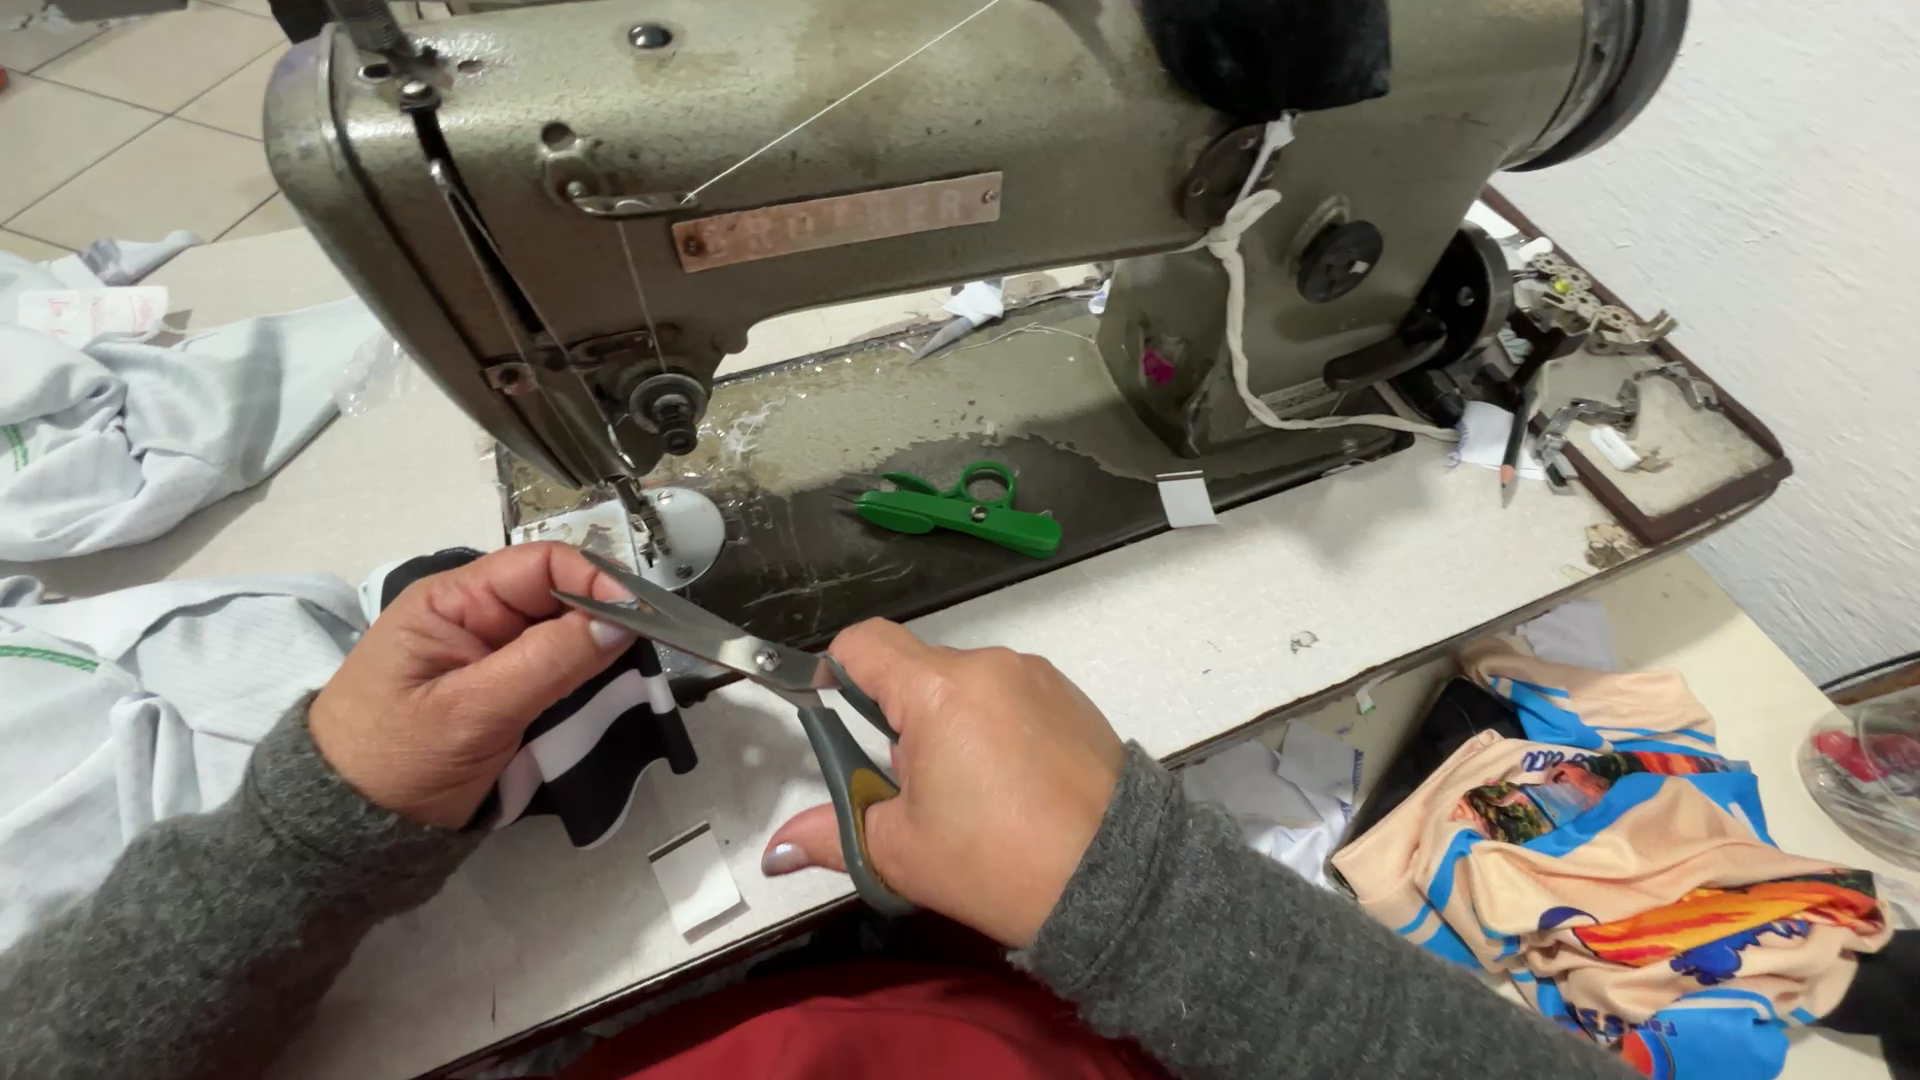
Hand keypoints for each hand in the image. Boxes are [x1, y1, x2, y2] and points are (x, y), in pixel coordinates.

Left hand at [309, 542, 638, 828]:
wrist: (350, 836)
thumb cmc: (395, 763)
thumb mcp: (473, 710)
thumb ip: (551, 661)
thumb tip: (625, 622)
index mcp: (455, 601)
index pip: (542, 564)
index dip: (596, 580)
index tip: (640, 616)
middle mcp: (481, 615)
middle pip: (564, 594)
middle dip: (608, 616)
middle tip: (653, 645)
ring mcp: (499, 652)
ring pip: (572, 631)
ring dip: (606, 649)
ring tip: (640, 669)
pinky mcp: (514, 686)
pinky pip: (567, 666)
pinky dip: (595, 675)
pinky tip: (616, 687)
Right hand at [762, 619, 1124, 946]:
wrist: (1115, 878)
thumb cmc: (997, 861)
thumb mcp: (902, 852)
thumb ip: (832, 834)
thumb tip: (776, 850)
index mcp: (937, 690)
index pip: (866, 642)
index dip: (838, 667)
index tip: (834, 705)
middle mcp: (987, 664)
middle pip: (916, 669)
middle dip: (900, 716)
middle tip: (916, 784)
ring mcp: (1033, 673)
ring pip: (964, 682)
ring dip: (950, 720)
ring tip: (974, 788)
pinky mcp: (1068, 692)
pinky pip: (1009, 691)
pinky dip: (994, 721)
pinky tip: (1014, 779)